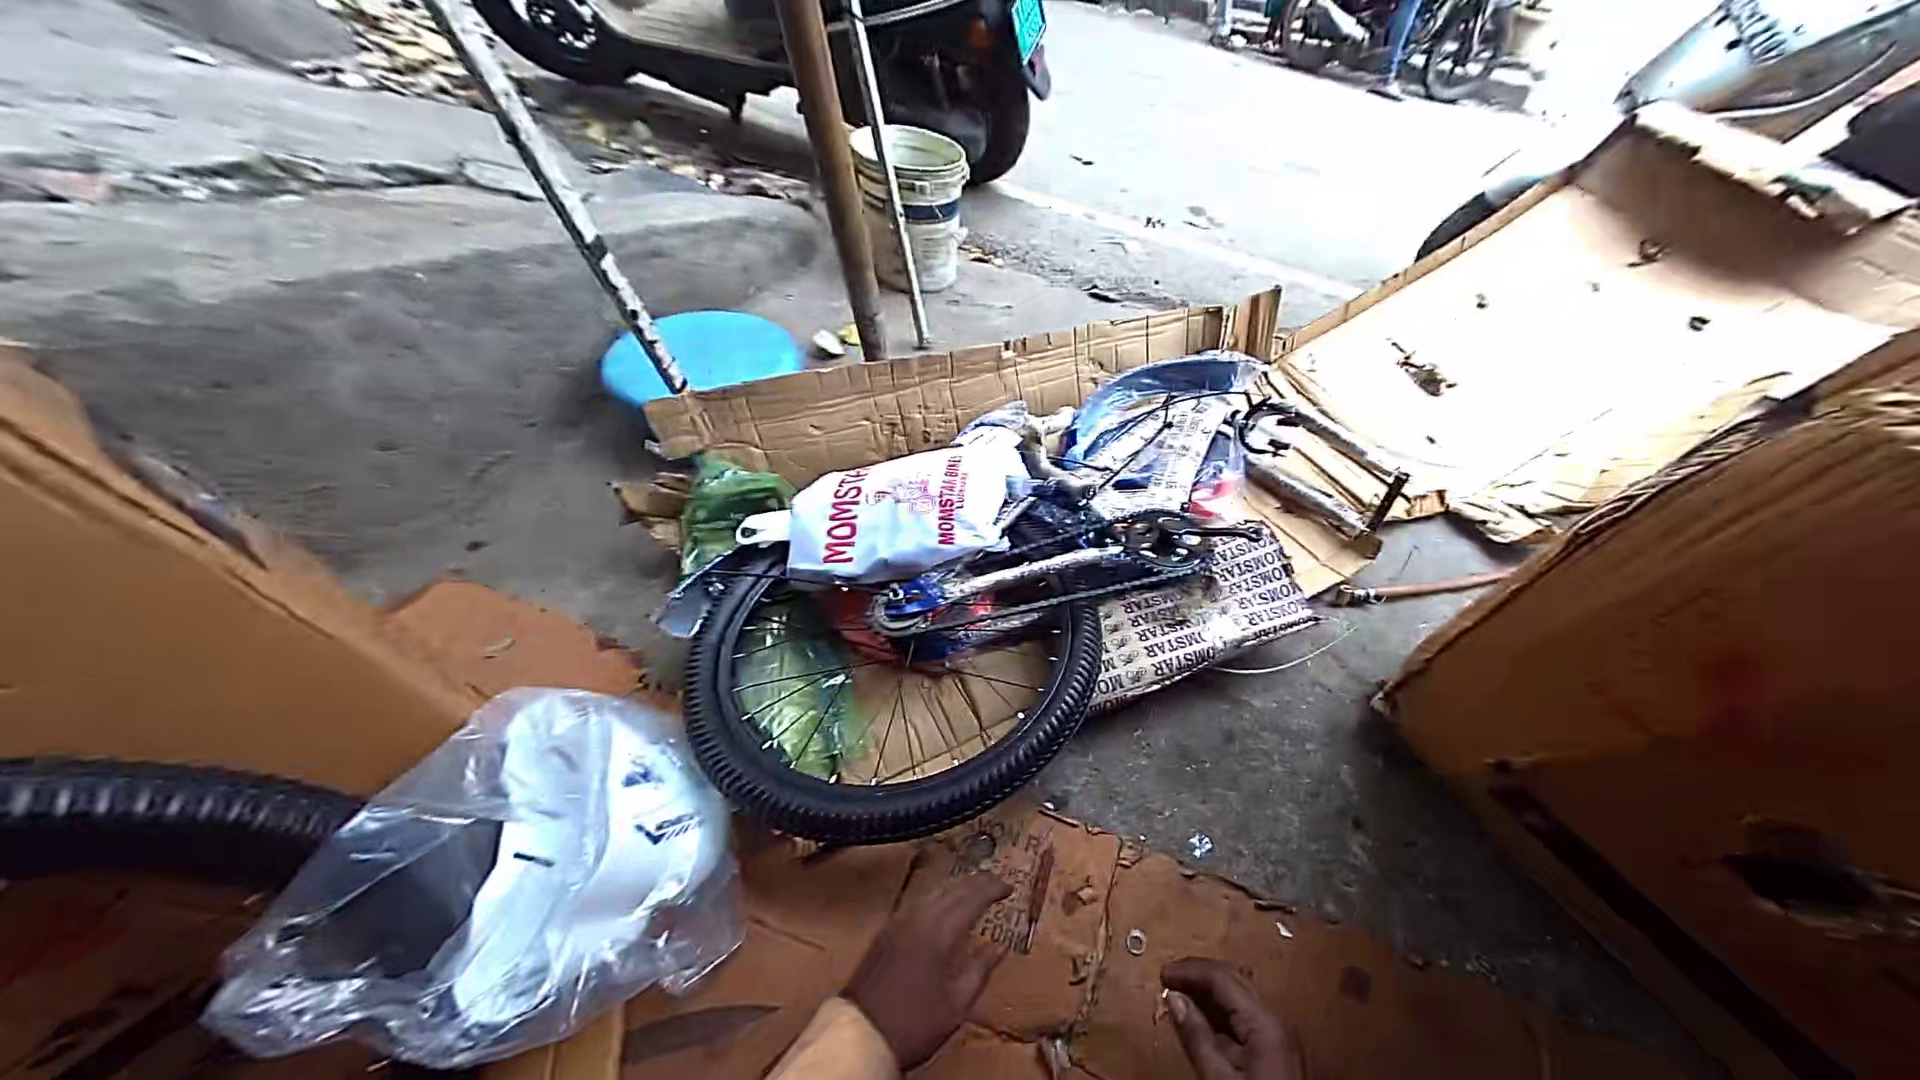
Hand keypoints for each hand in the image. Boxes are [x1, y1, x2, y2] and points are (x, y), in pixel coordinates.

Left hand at [843, 872, 1012, 1067]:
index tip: (1010, 887)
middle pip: (954, 888)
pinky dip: (939, 896)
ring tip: (974, 890)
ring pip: (935, 891)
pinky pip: (919, 900)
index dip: (993, 888)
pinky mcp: (887, 928)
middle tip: (997, 883)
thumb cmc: (915, 1023)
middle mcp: (920, 915)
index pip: (972, 897)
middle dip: (978, 882)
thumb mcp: (956, 1005)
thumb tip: (1000, 947)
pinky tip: (943, 906)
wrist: (862, 1032)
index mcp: (940, 930)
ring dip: (958, 887)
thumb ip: (980, 969)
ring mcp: (900, 919)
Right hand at [1162, 958, 1301, 1079]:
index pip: (1221, 978)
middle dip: (1198, 978)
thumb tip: (1175, 999)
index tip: (1163, 974)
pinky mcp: (1278, 1058)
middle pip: (1232, 984)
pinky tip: (1201, 1025)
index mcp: (1264, 1024)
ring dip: (1207, 997)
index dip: (1188, 971)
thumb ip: (1196, 1036)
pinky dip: (1220, 1018)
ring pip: (1238, 1003)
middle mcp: (1275, 1024)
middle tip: (1169, 981)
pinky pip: (1245, 1024)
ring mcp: (1279, 1041)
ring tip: (1179, 999)